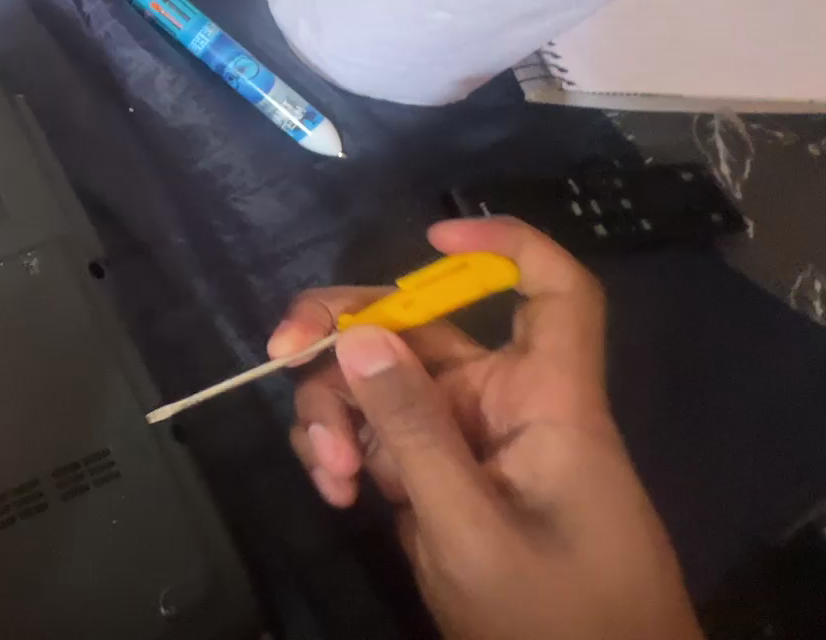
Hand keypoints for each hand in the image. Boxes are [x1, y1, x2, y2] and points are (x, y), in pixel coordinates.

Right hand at [271, 217, 701, 639]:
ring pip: (365, 376)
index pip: (552, 297)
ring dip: (327, 413)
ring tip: (328, 472)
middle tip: (279, 351)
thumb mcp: (473, 529)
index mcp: (542, 400)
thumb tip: (356, 336)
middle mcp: (490, 399)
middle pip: (408, 325)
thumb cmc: (555, 621)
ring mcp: (448, 431)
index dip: (504, 247)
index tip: (430, 234)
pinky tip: (333, 489)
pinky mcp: (417, 463)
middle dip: (336, 335)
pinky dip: (332, 447)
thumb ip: (413, 431)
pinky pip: (359, 424)